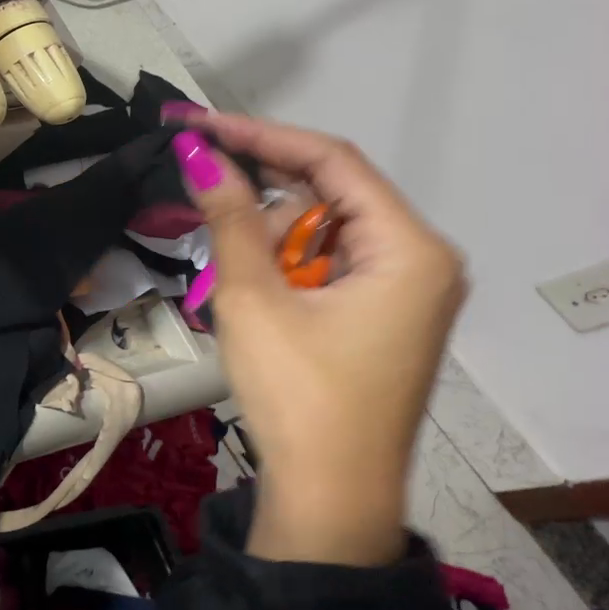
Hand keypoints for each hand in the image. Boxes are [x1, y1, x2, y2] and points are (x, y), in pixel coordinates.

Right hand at [170, 113, 466, 566]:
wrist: (330, 485)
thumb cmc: (295, 387)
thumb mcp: (252, 294)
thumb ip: (228, 216)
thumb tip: (196, 152)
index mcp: (407, 248)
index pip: (331, 160)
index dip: (258, 134)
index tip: (195, 124)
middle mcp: (417, 257)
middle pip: (330, 189)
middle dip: (259, 183)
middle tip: (190, 174)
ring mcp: (402, 286)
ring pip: (321, 224)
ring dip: (265, 227)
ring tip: (223, 262)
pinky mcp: (379, 309)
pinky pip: (325, 257)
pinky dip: (280, 255)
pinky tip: (243, 274)